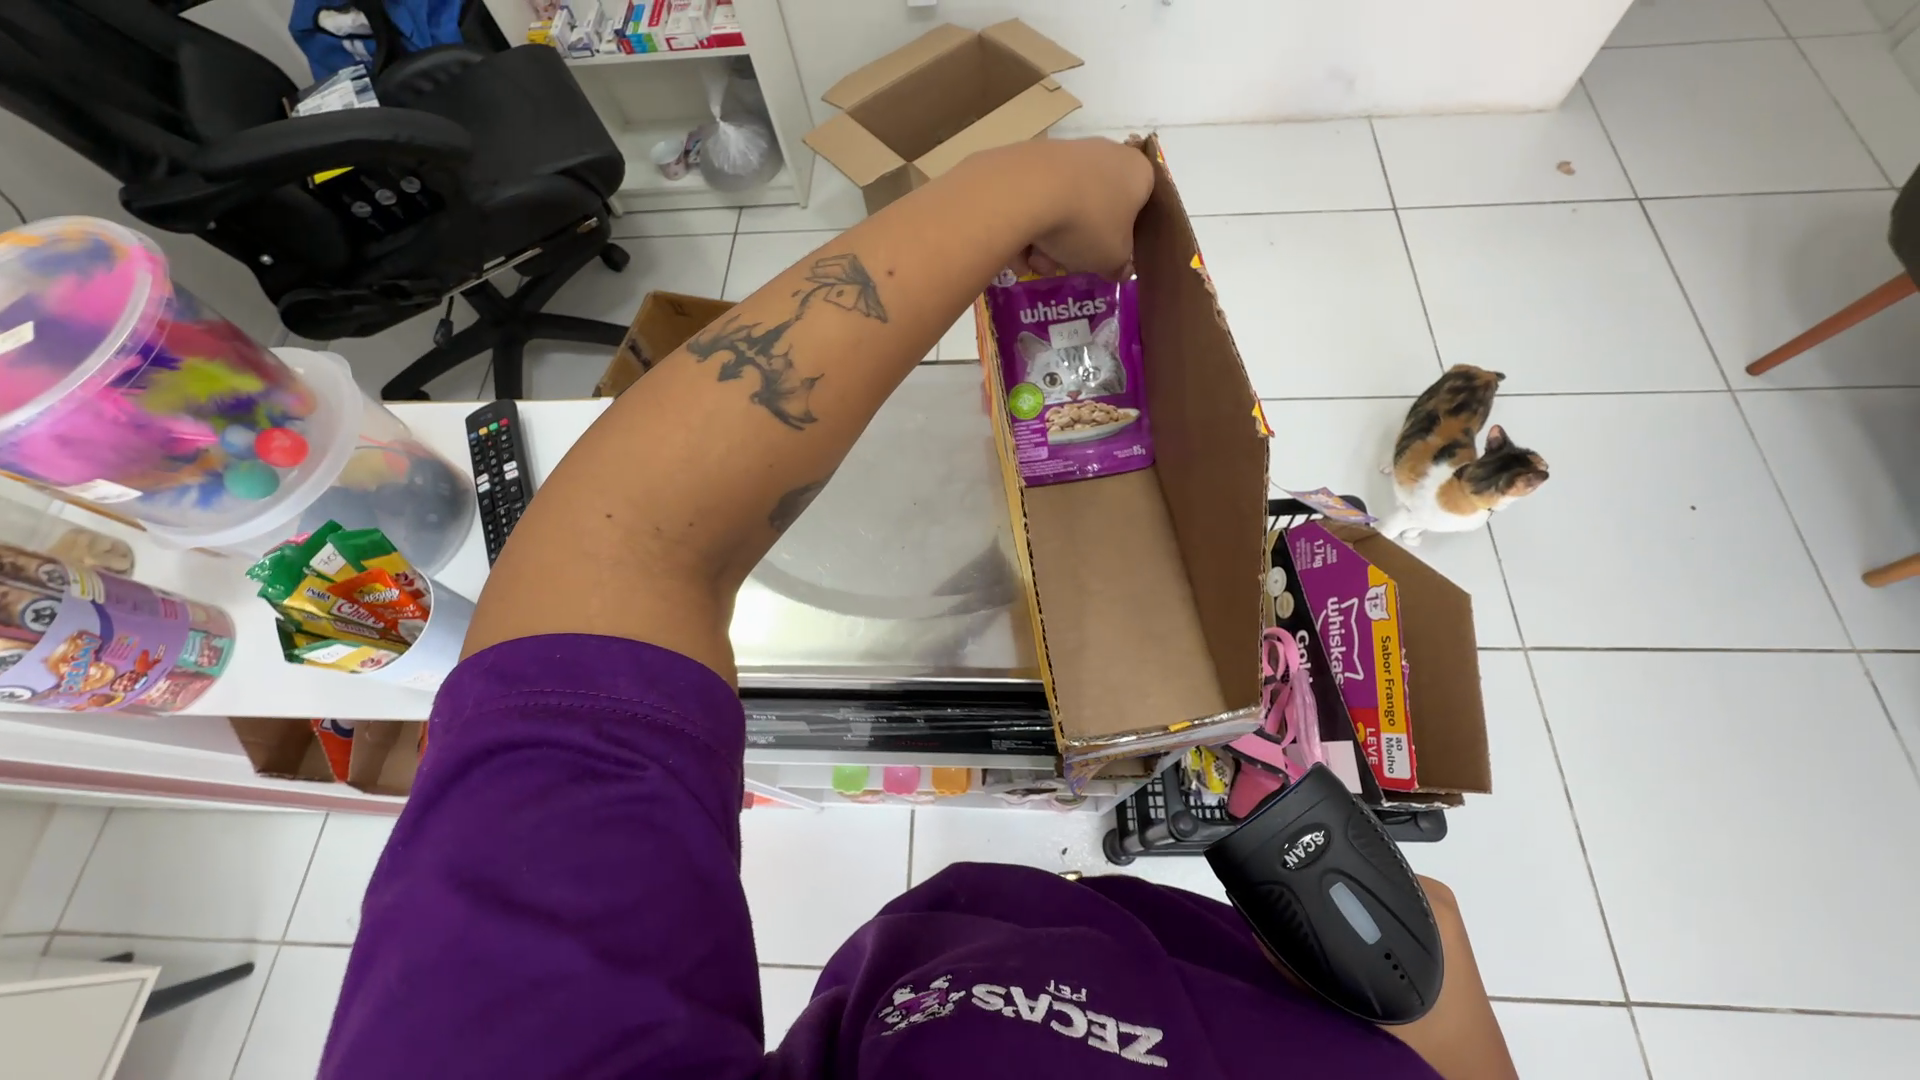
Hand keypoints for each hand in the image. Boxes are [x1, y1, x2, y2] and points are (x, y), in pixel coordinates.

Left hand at [1006, 137, 1155, 280]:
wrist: (1030, 189)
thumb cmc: (1088, 223)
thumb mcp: (1112, 258)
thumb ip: (1120, 265)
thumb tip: (1121, 268)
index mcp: (1139, 173)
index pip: (1139, 209)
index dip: (1121, 239)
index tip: (1104, 258)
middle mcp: (1109, 154)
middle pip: (1096, 211)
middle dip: (1078, 244)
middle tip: (1065, 262)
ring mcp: (1070, 151)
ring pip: (1064, 208)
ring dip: (1050, 241)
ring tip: (1036, 259)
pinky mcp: (1035, 156)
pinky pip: (1037, 200)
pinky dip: (1029, 225)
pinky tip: (1019, 244)